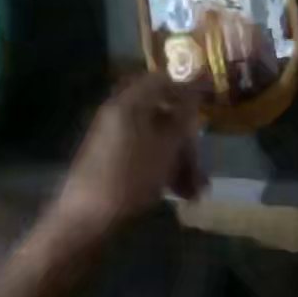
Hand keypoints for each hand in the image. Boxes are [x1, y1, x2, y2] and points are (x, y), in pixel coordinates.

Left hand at [50, 74, 205, 238]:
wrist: (87, 219)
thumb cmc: (131, 177)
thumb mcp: (167, 145)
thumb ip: (185, 113)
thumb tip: (200, 77)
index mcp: (129, 104)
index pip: (162, 80)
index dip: (188, 88)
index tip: (210, 103)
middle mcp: (120, 116)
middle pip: (163, 116)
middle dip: (187, 142)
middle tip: (201, 166)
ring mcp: (114, 140)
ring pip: (158, 141)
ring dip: (181, 162)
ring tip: (195, 191)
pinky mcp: (112, 162)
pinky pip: (146, 157)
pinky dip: (165, 171)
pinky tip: (180, 194)